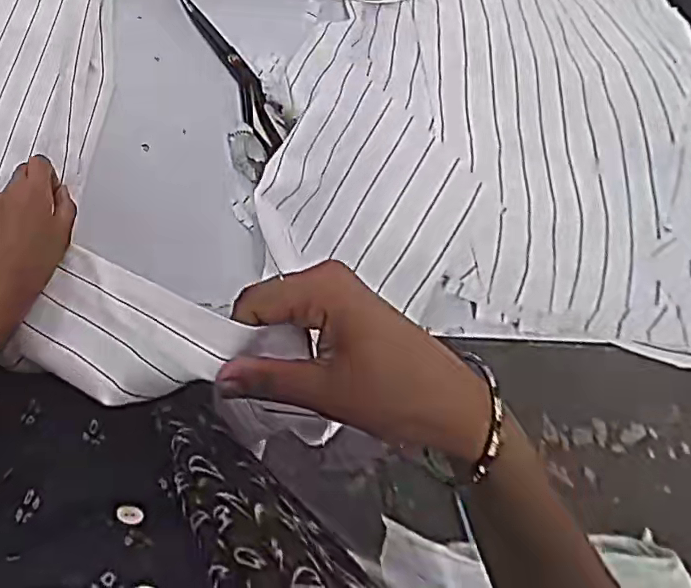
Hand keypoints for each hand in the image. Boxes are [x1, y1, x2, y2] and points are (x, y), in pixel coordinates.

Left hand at [0, 155, 76, 352]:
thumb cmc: (31, 265)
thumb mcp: (63, 234)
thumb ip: (65, 205)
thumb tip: (60, 194)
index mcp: (34, 191)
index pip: (39, 162)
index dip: (47, 175)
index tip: (50, 191)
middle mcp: (10, 191)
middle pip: (22, 174)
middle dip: (31, 188)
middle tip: (40, 213)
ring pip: (7, 194)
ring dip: (15, 205)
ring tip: (22, 234)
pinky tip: (5, 240)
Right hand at [216, 260, 492, 461]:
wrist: (460, 412)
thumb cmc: (412, 395)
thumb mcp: (327, 392)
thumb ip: (268, 379)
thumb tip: (230, 375)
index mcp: (324, 285)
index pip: (254, 300)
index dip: (239, 337)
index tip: (235, 369)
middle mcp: (329, 278)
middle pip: (266, 303)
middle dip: (259, 342)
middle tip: (268, 379)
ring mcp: (338, 289)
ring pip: (281, 311)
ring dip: (278, 344)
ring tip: (298, 378)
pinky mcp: (344, 305)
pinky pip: (300, 315)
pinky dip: (295, 342)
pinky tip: (311, 369)